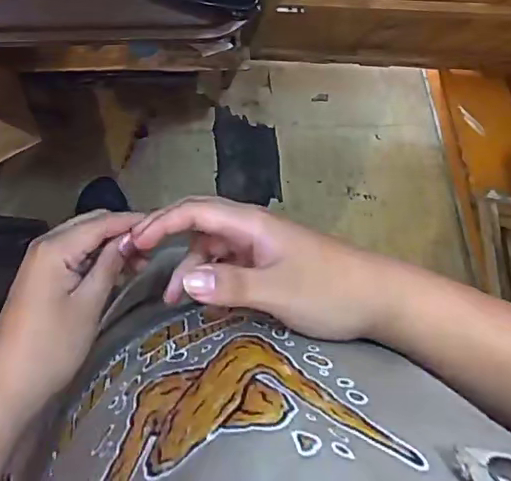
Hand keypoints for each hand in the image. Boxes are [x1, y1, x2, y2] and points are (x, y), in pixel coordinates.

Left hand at [0, 210, 142, 417]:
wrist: (6, 388)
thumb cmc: (50, 348)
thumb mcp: (88, 305)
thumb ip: (110, 264)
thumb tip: (131, 238)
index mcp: (56, 246)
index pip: (102, 221)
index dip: (133, 222)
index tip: (163, 229)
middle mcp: (46, 243)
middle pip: (92, 223)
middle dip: (122, 232)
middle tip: (153, 250)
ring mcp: (41, 259)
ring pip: (84, 238)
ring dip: (110, 245)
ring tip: (139, 263)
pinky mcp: (41, 275)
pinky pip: (74, 253)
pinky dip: (95, 257)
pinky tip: (115, 272)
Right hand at [125, 196, 409, 340]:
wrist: (377, 296)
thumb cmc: (329, 289)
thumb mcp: (278, 291)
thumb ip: (231, 285)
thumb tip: (183, 280)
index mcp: (251, 222)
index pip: (196, 210)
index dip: (161, 221)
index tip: (133, 241)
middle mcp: (251, 227)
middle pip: (199, 221)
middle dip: (166, 235)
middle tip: (135, 258)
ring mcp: (260, 245)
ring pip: (212, 246)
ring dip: (189, 265)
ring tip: (171, 299)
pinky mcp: (268, 264)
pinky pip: (228, 264)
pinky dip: (210, 278)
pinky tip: (204, 300)